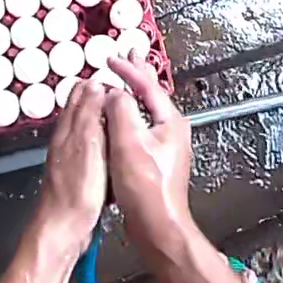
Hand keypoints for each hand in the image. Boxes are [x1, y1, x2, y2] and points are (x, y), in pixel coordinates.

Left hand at [32, 78, 109, 252]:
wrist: (63, 230)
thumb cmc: (77, 191)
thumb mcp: (88, 146)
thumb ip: (90, 115)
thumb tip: (95, 84)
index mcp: (68, 129)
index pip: (80, 94)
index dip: (99, 85)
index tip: (120, 81)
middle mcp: (67, 140)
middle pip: (84, 111)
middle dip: (103, 100)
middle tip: (126, 96)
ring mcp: (72, 158)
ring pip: (90, 131)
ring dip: (105, 122)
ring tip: (125, 119)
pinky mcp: (79, 176)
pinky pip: (94, 152)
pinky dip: (105, 145)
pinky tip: (117, 151)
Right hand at [103, 55, 196, 264]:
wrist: (159, 227)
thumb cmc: (146, 188)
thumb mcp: (129, 143)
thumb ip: (121, 110)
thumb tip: (114, 92)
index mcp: (170, 122)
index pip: (147, 86)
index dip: (127, 70)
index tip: (110, 59)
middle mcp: (172, 130)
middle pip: (153, 94)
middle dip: (138, 74)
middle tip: (129, 54)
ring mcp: (166, 145)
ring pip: (148, 109)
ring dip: (134, 92)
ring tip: (125, 77)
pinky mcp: (156, 159)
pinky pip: (142, 125)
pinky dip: (130, 112)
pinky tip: (121, 115)